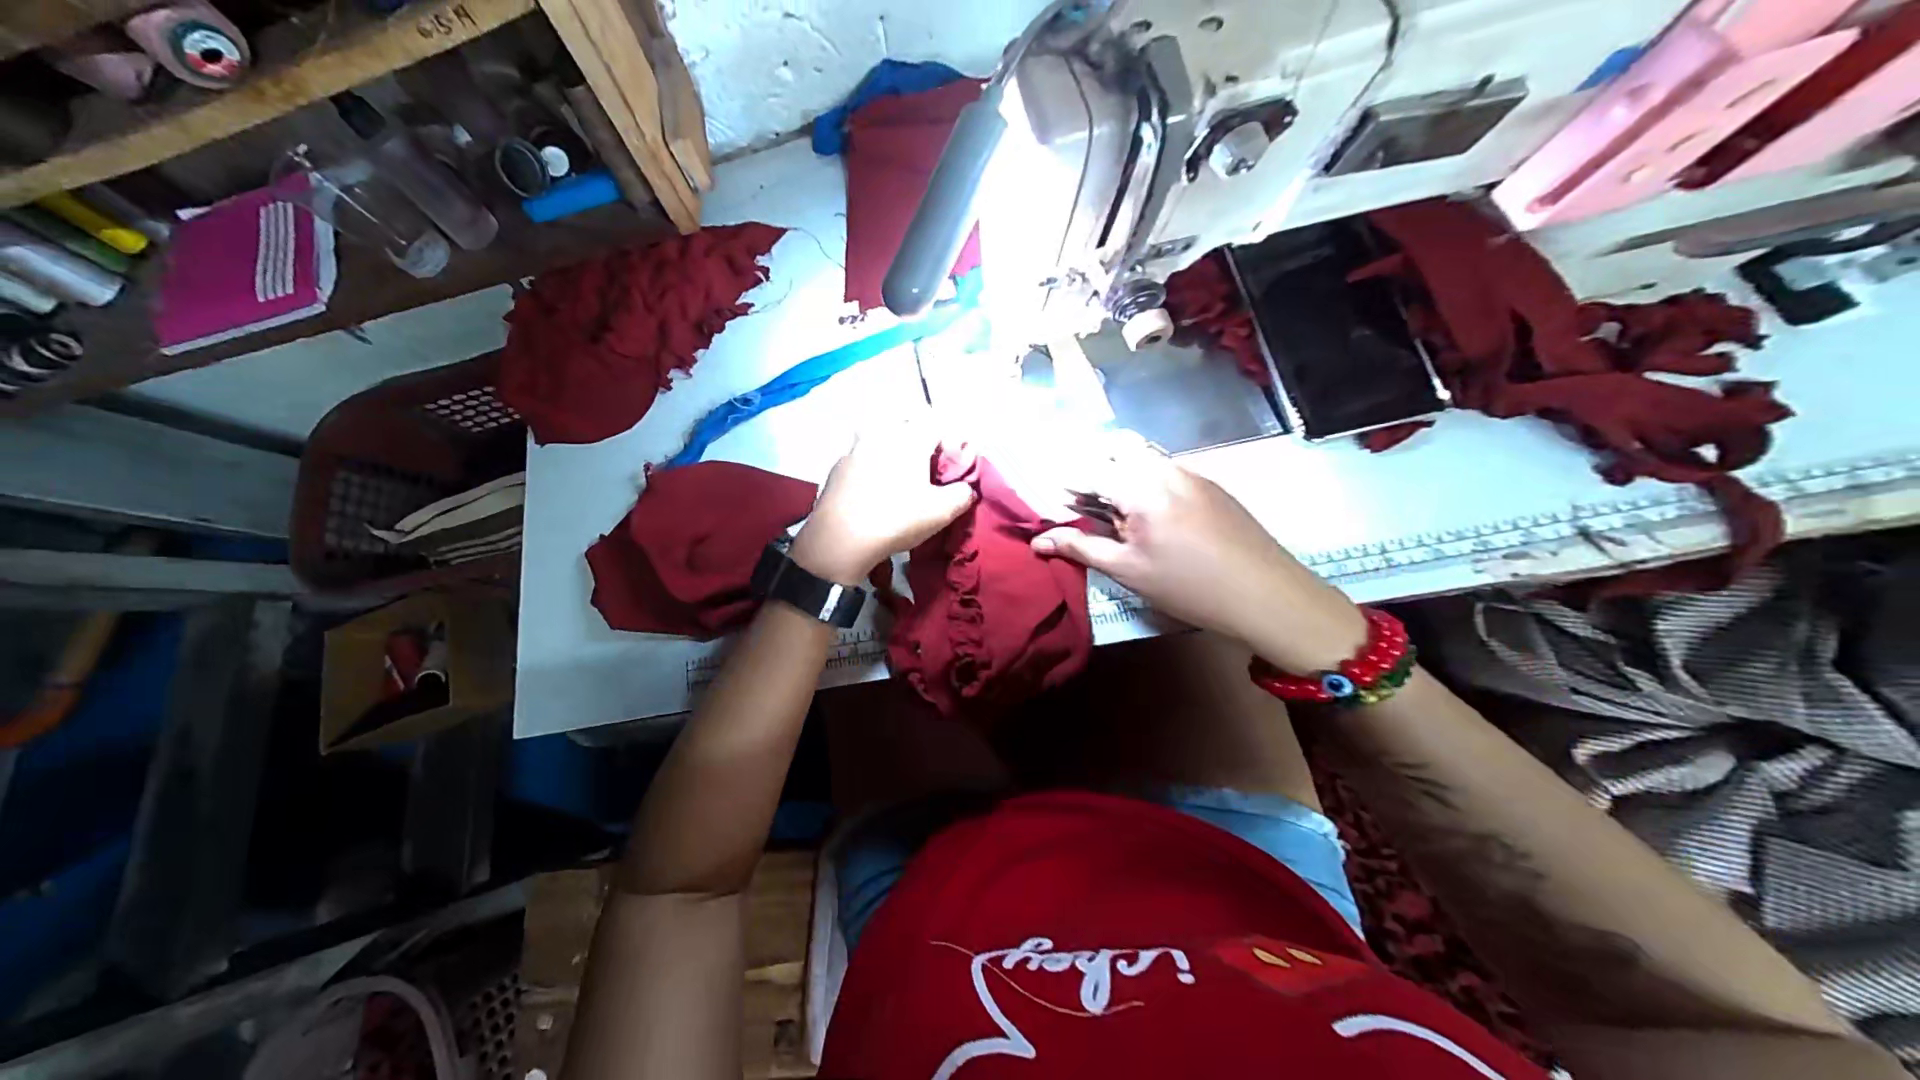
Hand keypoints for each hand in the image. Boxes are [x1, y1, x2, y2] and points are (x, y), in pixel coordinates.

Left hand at [791, 420, 975, 585]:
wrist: (839, 541)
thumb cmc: (895, 520)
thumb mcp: (941, 512)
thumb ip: (962, 494)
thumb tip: (965, 488)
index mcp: (909, 439)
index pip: (939, 425)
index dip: (953, 443)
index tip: (955, 468)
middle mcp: (881, 435)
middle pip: (909, 425)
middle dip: (924, 442)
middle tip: (931, 470)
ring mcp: (855, 449)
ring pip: (882, 437)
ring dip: (897, 451)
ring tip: (904, 478)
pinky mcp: (838, 467)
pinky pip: (863, 456)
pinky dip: (875, 465)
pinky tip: (877, 489)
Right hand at [1031, 437, 1366, 673]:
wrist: (1266, 593)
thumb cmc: (1188, 586)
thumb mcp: (1128, 571)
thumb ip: (1081, 548)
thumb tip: (1038, 541)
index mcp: (1140, 486)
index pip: (1087, 468)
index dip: (1067, 486)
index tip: (1060, 508)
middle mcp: (1164, 467)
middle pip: (1115, 447)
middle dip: (1093, 468)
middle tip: (1088, 506)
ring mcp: (1191, 472)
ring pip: (1142, 454)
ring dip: (1120, 471)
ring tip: (1118, 513)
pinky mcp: (1209, 483)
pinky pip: (1166, 467)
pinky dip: (1145, 478)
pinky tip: (1152, 515)